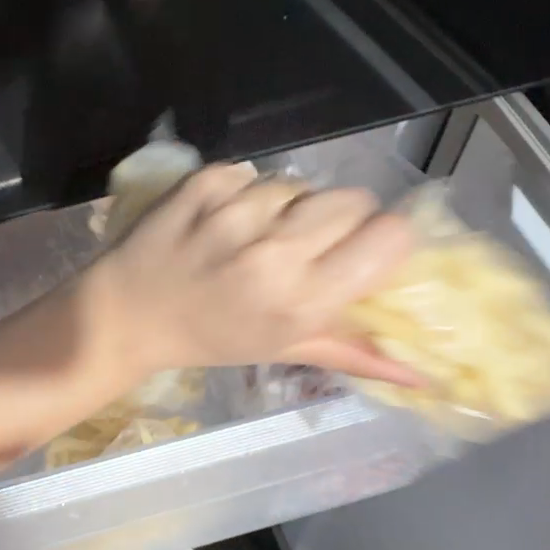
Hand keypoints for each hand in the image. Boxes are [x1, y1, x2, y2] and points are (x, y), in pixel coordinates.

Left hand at [76, 163, 422, 384]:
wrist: (126, 316)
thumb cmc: (210, 339)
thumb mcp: (281, 349)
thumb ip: (353, 354)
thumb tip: (423, 375)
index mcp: (302, 301)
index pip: (389, 237)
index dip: (379, 242)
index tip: (357, 255)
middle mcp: (275, 254)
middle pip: (353, 201)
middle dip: (337, 222)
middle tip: (301, 248)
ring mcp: (235, 213)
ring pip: (302, 185)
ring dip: (287, 209)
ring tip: (251, 240)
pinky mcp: (204, 182)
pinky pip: (254, 173)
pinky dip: (244, 194)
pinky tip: (219, 223)